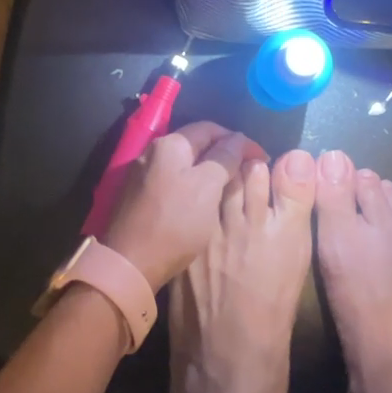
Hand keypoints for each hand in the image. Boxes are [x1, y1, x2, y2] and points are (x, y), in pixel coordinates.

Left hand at [105, 121, 264, 287]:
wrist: (130, 263)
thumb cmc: (175, 223)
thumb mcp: (208, 186)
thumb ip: (224, 157)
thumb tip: (238, 137)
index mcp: (170, 144)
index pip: (211, 129)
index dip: (239, 141)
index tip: (261, 158)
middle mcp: (152, 152)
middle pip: (196, 145)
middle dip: (224, 155)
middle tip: (247, 173)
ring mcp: (142, 175)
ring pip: (184, 165)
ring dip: (208, 172)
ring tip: (230, 188)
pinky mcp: (138, 197)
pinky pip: (172, 182)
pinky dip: (192, 187)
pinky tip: (203, 203)